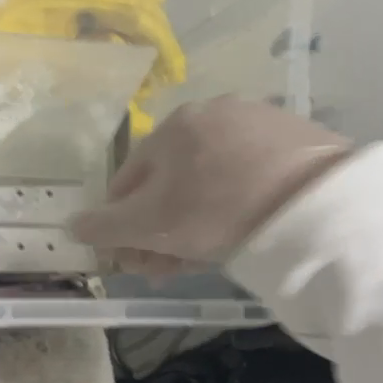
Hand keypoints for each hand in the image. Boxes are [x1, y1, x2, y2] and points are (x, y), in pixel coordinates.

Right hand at [71, 97, 353, 273]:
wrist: (309, 203)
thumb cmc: (210, 209)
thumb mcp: (142, 226)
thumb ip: (100, 227)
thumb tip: (73, 226)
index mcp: (171, 127)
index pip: (124, 186)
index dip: (120, 230)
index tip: (133, 261)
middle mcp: (211, 113)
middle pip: (165, 186)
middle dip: (156, 232)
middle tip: (162, 269)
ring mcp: (256, 123)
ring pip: (201, 187)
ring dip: (187, 228)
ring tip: (196, 260)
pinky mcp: (293, 140)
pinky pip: (240, 181)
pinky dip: (227, 211)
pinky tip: (232, 237)